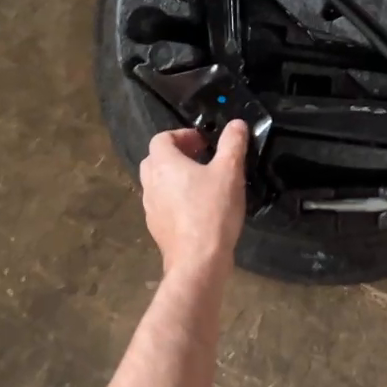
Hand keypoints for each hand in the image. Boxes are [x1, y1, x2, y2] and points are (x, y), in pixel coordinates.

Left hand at [139, 120, 247, 280]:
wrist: (198, 262)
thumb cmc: (212, 210)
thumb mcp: (230, 171)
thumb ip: (233, 143)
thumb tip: (236, 124)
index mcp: (164, 164)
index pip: (161, 138)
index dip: (182, 135)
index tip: (204, 143)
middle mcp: (151, 183)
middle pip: (155, 159)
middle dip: (177, 154)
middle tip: (201, 158)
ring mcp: (150, 208)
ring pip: (157, 183)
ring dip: (175, 177)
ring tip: (202, 183)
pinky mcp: (156, 228)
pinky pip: (162, 204)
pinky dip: (175, 198)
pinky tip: (198, 208)